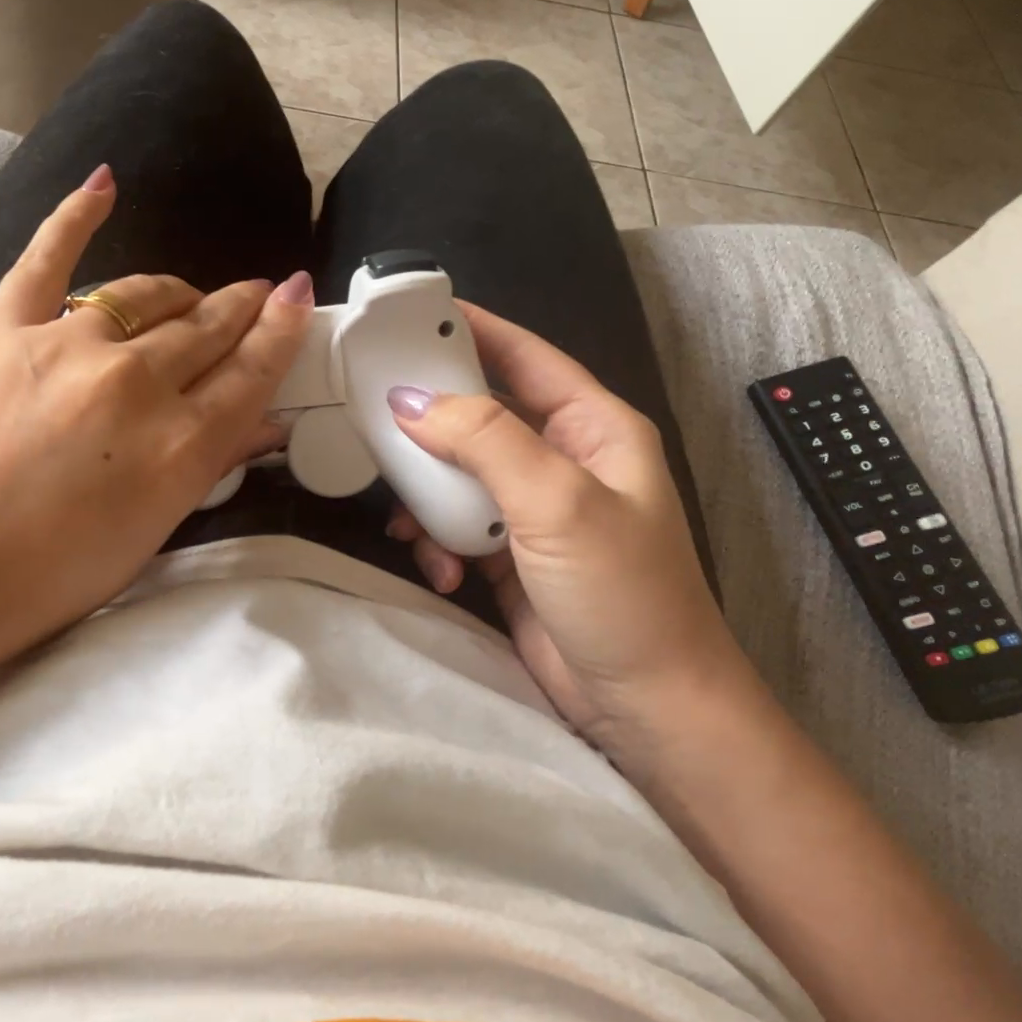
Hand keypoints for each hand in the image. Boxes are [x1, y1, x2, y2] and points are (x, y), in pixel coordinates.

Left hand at [0, 165, 313, 671]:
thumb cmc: (39, 585)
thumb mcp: (142, 538)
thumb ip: (204, 470)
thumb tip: (258, 425)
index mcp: (178, 446)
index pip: (250, 373)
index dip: (282, 331)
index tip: (299, 296)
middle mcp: (133, 382)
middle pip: (205, 327)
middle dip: (240, 309)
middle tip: (256, 298)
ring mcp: (65, 346)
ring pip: (144, 294)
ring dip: (180, 293)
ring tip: (193, 298)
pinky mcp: (2, 331)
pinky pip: (47, 258)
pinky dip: (74, 215)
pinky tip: (103, 183)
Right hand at [385, 301, 753, 753]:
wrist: (644, 705)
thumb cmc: (622, 593)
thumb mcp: (558, 502)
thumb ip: (486, 440)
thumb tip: (410, 403)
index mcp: (594, 428)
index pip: (526, 357)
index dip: (473, 330)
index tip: (410, 316)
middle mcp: (562, 461)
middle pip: (480, 417)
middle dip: (431, 427)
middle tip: (376, 425)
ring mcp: (533, 513)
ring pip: (457, 477)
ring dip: (427, 499)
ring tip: (407, 524)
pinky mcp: (508, 558)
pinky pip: (456, 529)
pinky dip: (438, 544)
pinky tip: (440, 571)